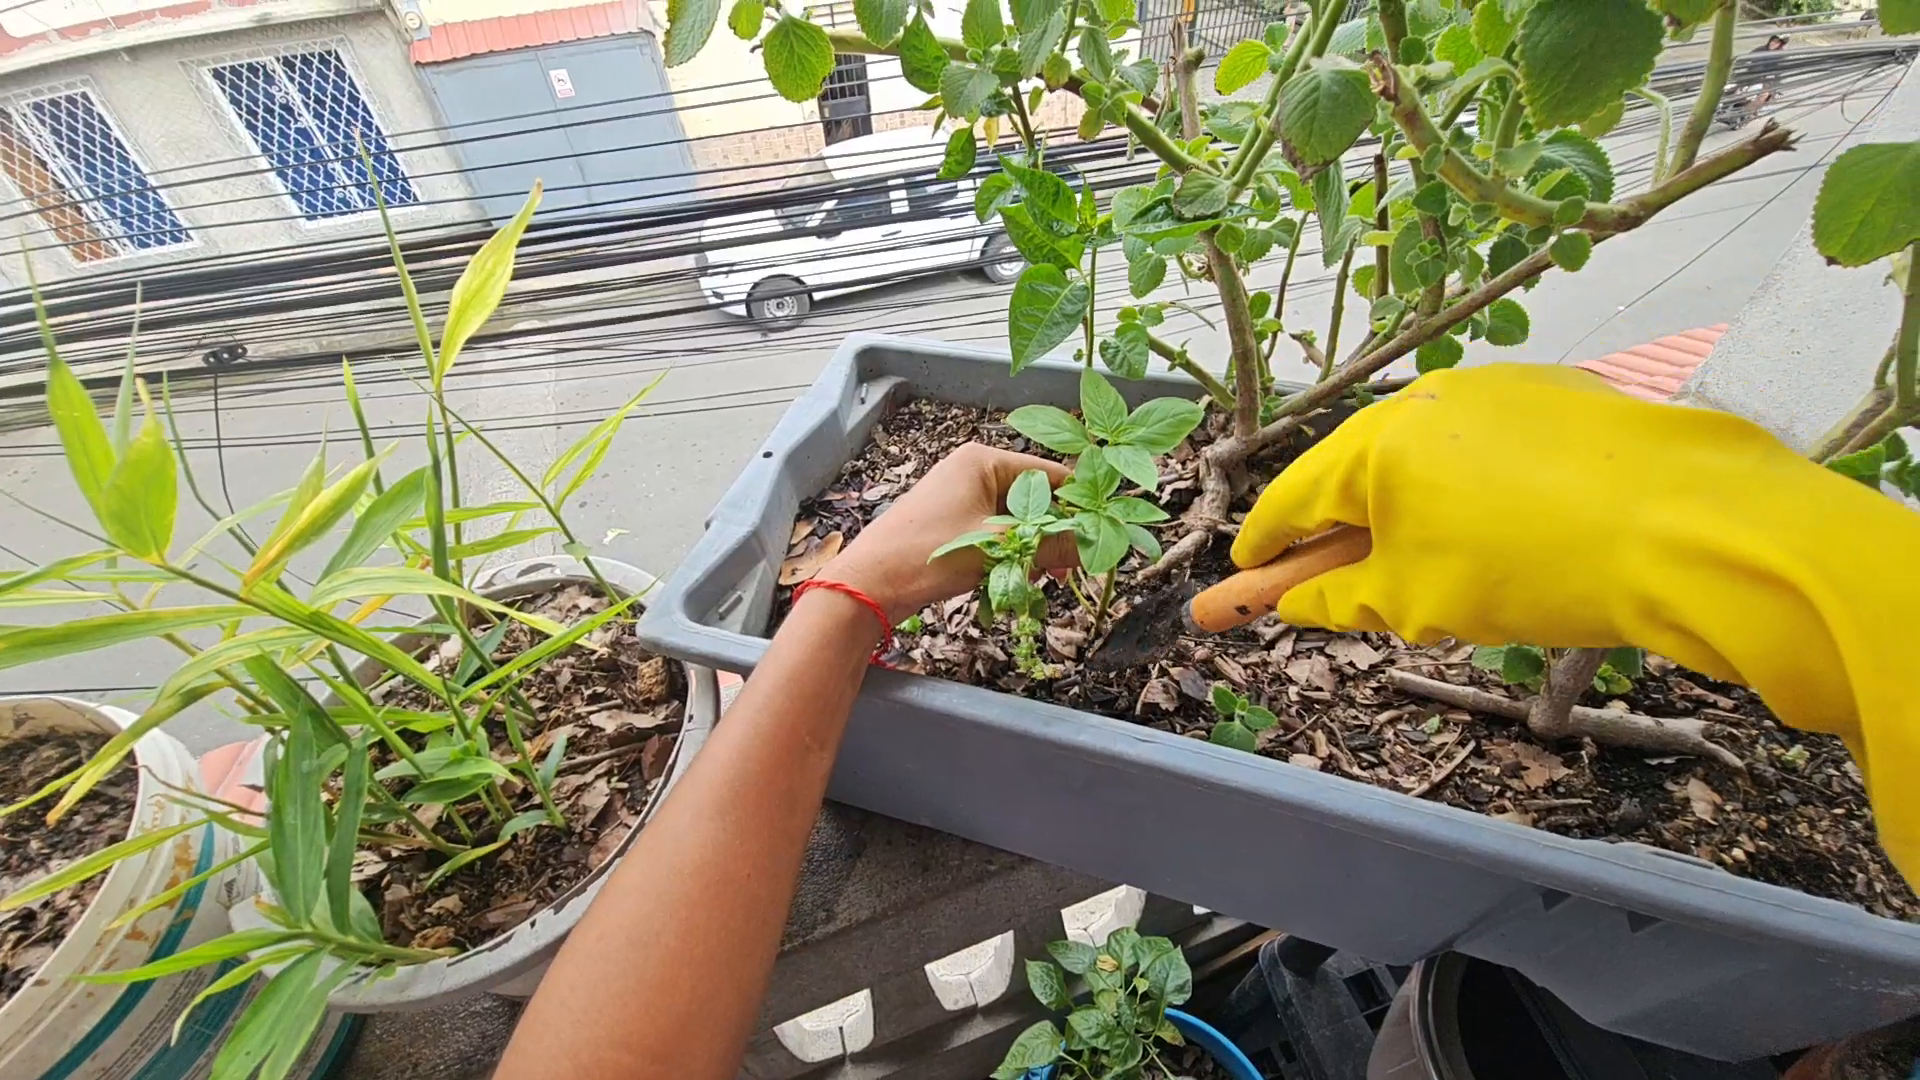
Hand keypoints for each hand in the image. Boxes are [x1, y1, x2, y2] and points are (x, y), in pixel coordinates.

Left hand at [818, 443, 1078, 622]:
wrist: (868, 585)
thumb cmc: (931, 554)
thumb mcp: (999, 547)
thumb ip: (1052, 543)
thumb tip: (1096, 545)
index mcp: (983, 460)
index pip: (1049, 473)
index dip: (1077, 505)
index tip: (1101, 534)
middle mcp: (971, 472)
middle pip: (1032, 499)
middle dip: (1052, 533)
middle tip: (1069, 569)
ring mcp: (958, 498)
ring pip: (1013, 522)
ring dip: (1030, 549)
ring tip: (1041, 578)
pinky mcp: (949, 525)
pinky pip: (992, 535)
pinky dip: (1007, 556)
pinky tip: (1014, 581)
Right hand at [1233, 362, 1919, 883]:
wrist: (1706, 534)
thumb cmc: (1530, 570)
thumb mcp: (1410, 601)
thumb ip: (1332, 600)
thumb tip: (1289, 604)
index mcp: (1375, 445)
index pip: (1291, 501)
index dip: (1262, 543)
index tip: (1245, 572)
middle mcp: (1423, 401)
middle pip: (1346, 472)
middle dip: (1327, 525)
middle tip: (1320, 567)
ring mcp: (1492, 388)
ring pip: (1411, 453)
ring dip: (1392, 502)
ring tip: (1415, 550)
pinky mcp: (1554, 391)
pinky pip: (1474, 441)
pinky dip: (1455, 481)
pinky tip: (1488, 517)